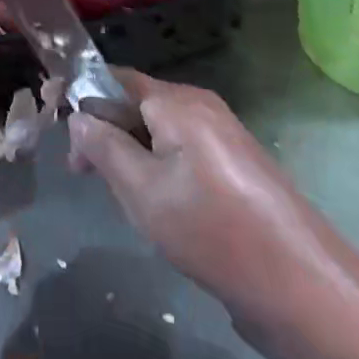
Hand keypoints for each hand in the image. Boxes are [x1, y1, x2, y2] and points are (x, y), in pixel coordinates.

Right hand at [69, 70, 358, 358]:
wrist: (297, 279)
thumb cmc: (210, 229)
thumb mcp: (142, 192)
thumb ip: (104, 147)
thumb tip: (78, 116)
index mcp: (178, 101)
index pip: (117, 79)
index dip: (84, 99)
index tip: (61, 133)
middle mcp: (202, 104)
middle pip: (138, 103)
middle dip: (106, 132)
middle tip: (85, 176)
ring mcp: (222, 131)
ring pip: (159, 128)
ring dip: (131, 152)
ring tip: (121, 196)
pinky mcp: (234, 160)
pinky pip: (183, 147)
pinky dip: (159, 164)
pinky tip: (159, 205)